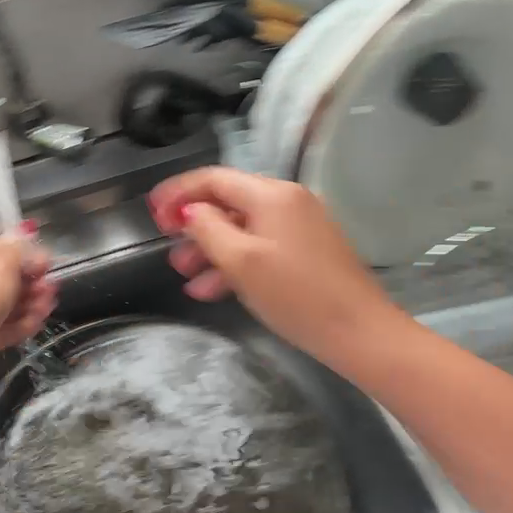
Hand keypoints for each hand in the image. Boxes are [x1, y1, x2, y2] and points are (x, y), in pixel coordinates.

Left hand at [0, 233, 58, 357]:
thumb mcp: (4, 260)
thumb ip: (22, 249)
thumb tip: (30, 239)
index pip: (2, 248)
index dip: (27, 254)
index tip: (47, 264)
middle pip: (9, 277)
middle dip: (34, 281)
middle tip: (50, 287)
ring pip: (11, 303)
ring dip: (33, 302)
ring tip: (47, 305)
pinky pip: (7, 325)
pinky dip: (24, 322)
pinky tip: (39, 320)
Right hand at [149, 167, 398, 363]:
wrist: (361, 334)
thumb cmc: (296, 295)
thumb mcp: (241, 262)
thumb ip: (208, 229)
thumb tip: (190, 211)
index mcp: (271, 194)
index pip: (213, 178)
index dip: (178, 192)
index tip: (151, 212)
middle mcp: (287, 201)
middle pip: (228, 201)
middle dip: (193, 224)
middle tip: (166, 246)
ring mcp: (300, 226)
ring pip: (242, 228)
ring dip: (210, 248)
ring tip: (183, 274)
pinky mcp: (306, 252)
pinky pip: (260, 247)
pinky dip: (235, 262)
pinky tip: (212, 289)